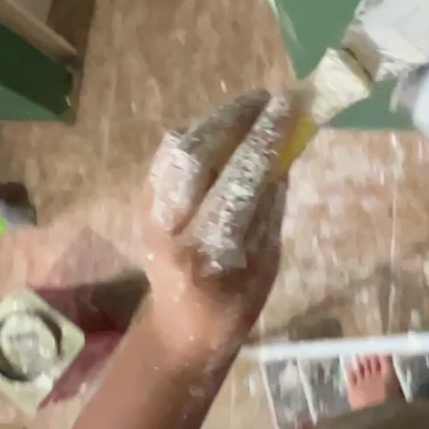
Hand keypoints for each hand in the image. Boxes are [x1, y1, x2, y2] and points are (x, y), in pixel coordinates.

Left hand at [141, 91, 294, 359]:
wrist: (178, 329)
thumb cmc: (234, 306)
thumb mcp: (267, 262)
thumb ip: (270, 207)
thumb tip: (281, 153)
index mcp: (209, 252)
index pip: (239, 181)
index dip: (264, 139)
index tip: (288, 106)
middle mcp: (170, 228)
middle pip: (195, 155)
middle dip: (233, 119)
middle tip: (265, 99)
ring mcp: (147, 213)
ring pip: (175, 150)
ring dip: (213, 123)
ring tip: (247, 109)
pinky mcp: (140, 203)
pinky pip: (166, 156)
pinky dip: (195, 135)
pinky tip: (219, 131)